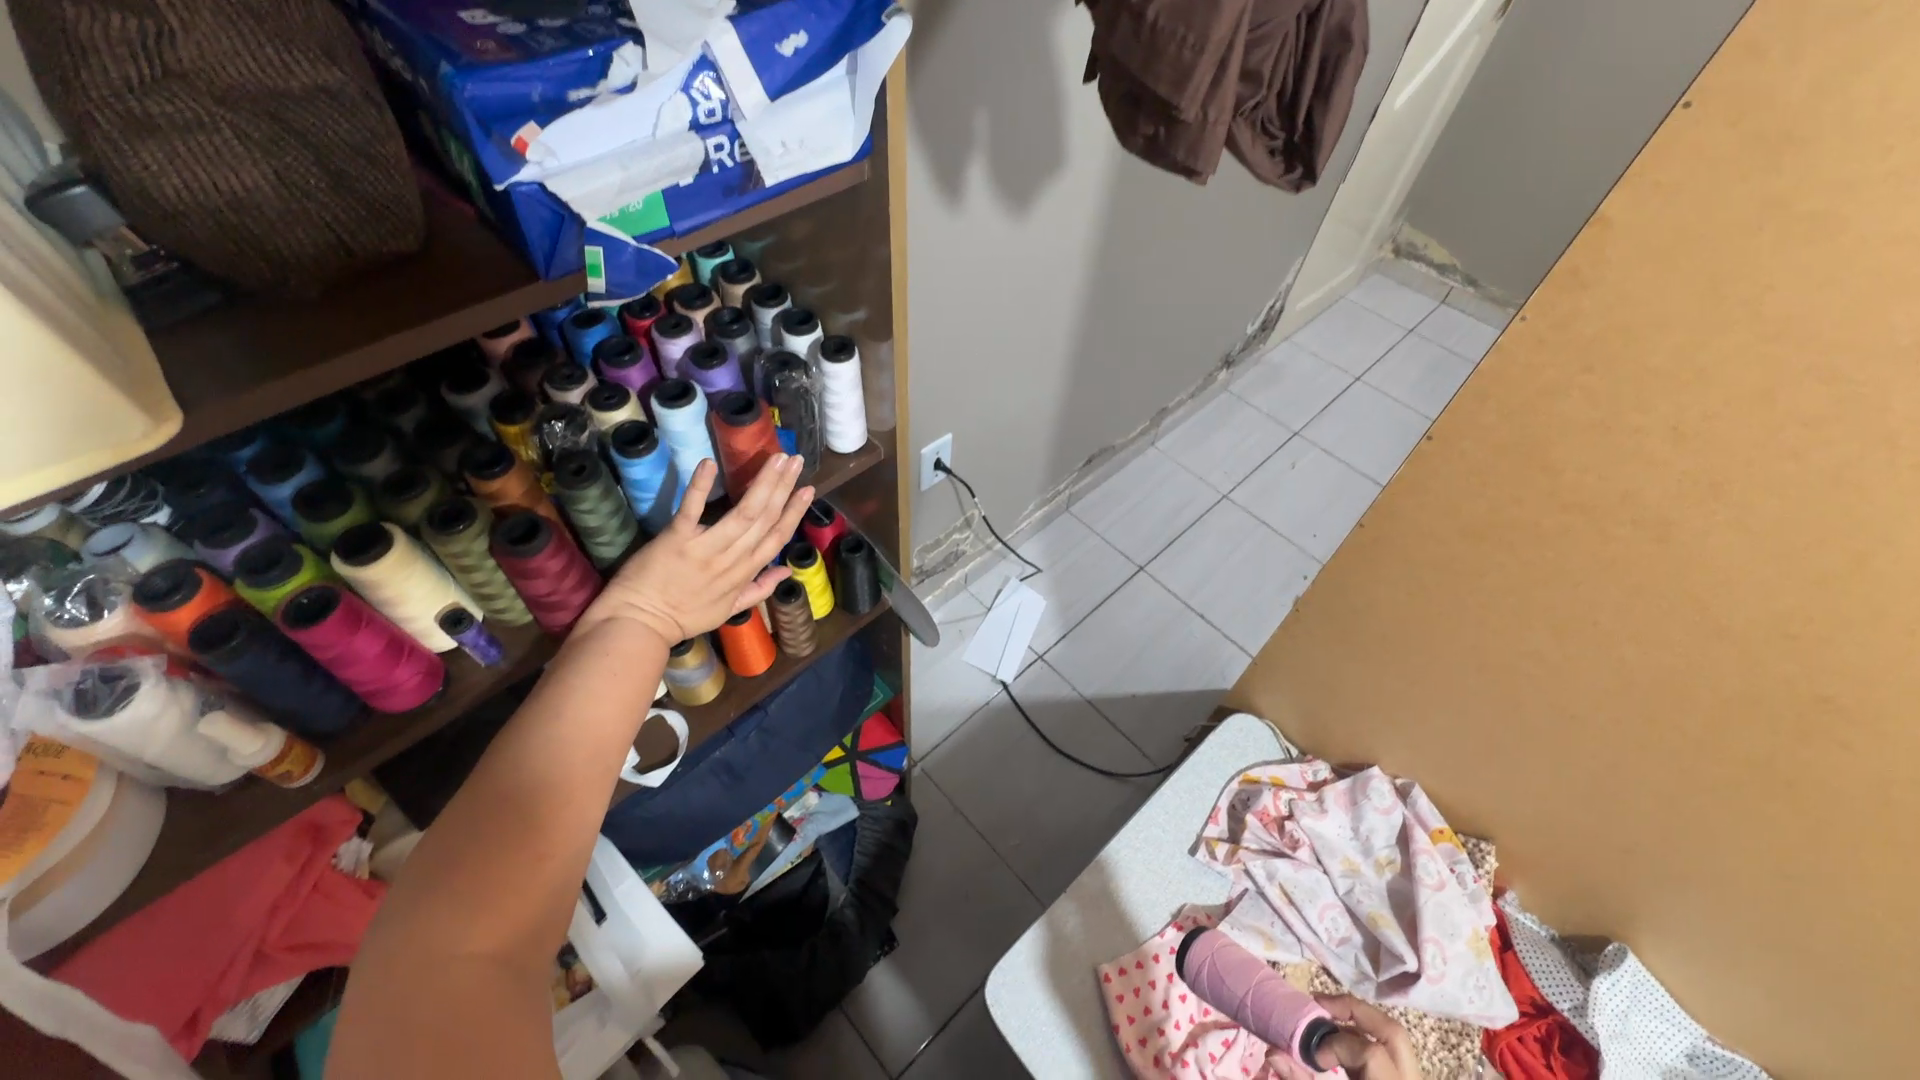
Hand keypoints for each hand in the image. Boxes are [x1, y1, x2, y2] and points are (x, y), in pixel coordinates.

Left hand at [576, 455, 811, 646]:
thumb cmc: (684, 617)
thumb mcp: (729, 610)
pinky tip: (709, 463)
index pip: (777, 538)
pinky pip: (692, 509)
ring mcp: (705, 548)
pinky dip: (700, 486)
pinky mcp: (676, 538)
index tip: (808, 490)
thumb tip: (786, 571)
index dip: (795, 512)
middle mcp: (731, 558)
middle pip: (765, 518)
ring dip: (762, 483)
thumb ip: (759, 589)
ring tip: (777, 459)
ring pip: (743, 512)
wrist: (641, 623)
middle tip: (796, 461)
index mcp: (744, 573)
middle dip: (783, 487)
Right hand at [1295, 995, 1420, 1079]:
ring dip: (1357, 1022)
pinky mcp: (1406, 1078)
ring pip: (1393, 1037)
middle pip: (1392, 1031)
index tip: (1313, 1054)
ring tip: (1327, 1022)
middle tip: (1319, 1006)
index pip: (1371, 1052)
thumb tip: (1274, 1053)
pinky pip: (1390, 1050)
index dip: (1336, 1044)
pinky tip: (1342, 1046)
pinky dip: (1364, 1039)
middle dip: (1353, 1010)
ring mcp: (1413, 1079)